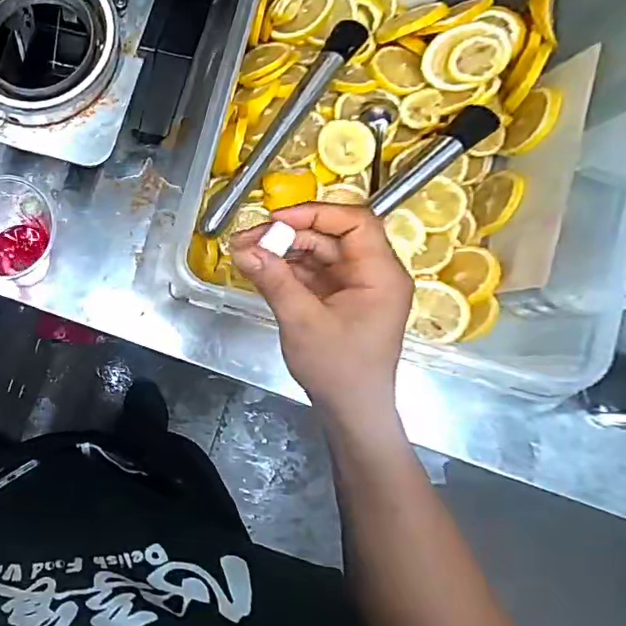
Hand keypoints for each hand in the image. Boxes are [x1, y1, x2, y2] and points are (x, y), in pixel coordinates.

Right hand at [228, 203, 412, 414]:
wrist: (351, 411)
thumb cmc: (338, 370)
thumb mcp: (302, 321)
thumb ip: (274, 280)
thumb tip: (244, 249)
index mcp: (381, 274)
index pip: (355, 222)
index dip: (316, 213)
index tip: (276, 220)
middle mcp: (373, 274)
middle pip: (332, 236)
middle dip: (289, 234)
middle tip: (249, 239)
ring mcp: (356, 287)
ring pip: (319, 253)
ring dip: (284, 250)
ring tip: (247, 253)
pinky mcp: (341, 299)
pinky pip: (314, 272)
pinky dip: (288, 269)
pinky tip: (261, 268)